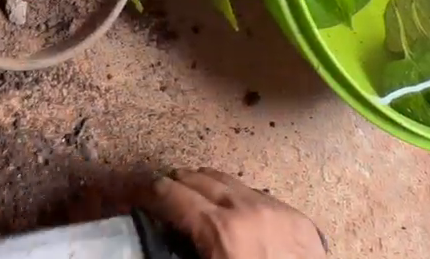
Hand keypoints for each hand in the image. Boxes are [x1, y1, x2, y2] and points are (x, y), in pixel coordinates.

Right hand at [151, 169, 325, 258]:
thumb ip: (178, 251)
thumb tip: (151, 238)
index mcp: (219, 231)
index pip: (166, 191)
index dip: (142, 192)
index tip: (129, 197)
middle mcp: (245, 209)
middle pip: (194, 177)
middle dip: (173, 188)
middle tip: (161, 206)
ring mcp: (275, 210)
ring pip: (225, 180)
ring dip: (204, 190)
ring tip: (195, 207)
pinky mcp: (300, 219)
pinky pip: (257, 195)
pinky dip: (238, 201)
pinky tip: (236, 221)